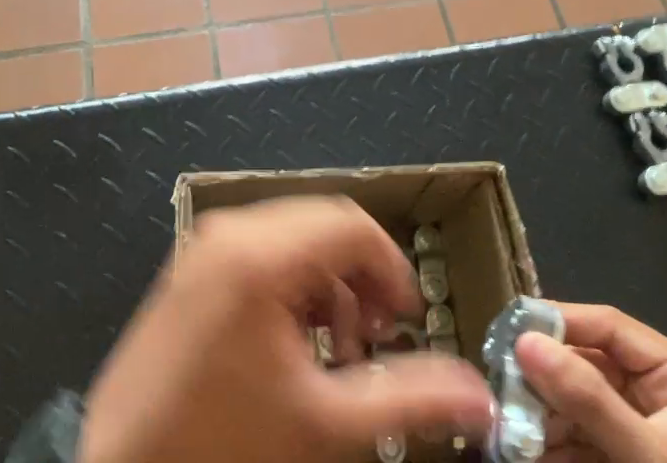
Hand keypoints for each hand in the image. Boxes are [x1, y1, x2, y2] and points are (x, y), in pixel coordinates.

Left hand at [79, 196, 492, 462]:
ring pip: (291, 241)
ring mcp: (202, 248)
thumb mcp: (326, 422)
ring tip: (335, 352)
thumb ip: (409, 398)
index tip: (407, 319)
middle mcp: (228, 233)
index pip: (351, 225)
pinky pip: (258, 255)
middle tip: (373, 340)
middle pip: (323, 228)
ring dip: (327, 287)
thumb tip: (476, 392)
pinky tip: (293, 346)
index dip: (391, 268)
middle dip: (359, 280)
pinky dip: (290, 288)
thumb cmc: (224, 443)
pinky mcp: (189, 270)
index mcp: (260, 254)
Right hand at [515, 303, 666, 462]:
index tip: (505, 330)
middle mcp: (662, 397)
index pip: (609, 327)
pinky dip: (553, 448)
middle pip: (589, 365)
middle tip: (499, 389)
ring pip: (579, 406)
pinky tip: (524, 455)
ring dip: (541, 417)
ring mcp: (644, 434)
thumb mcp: (644, 457)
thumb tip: (524, 340)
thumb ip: (586, 399)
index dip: (557, 323)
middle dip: (544, 380)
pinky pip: (581, 443)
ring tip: (508, 430)